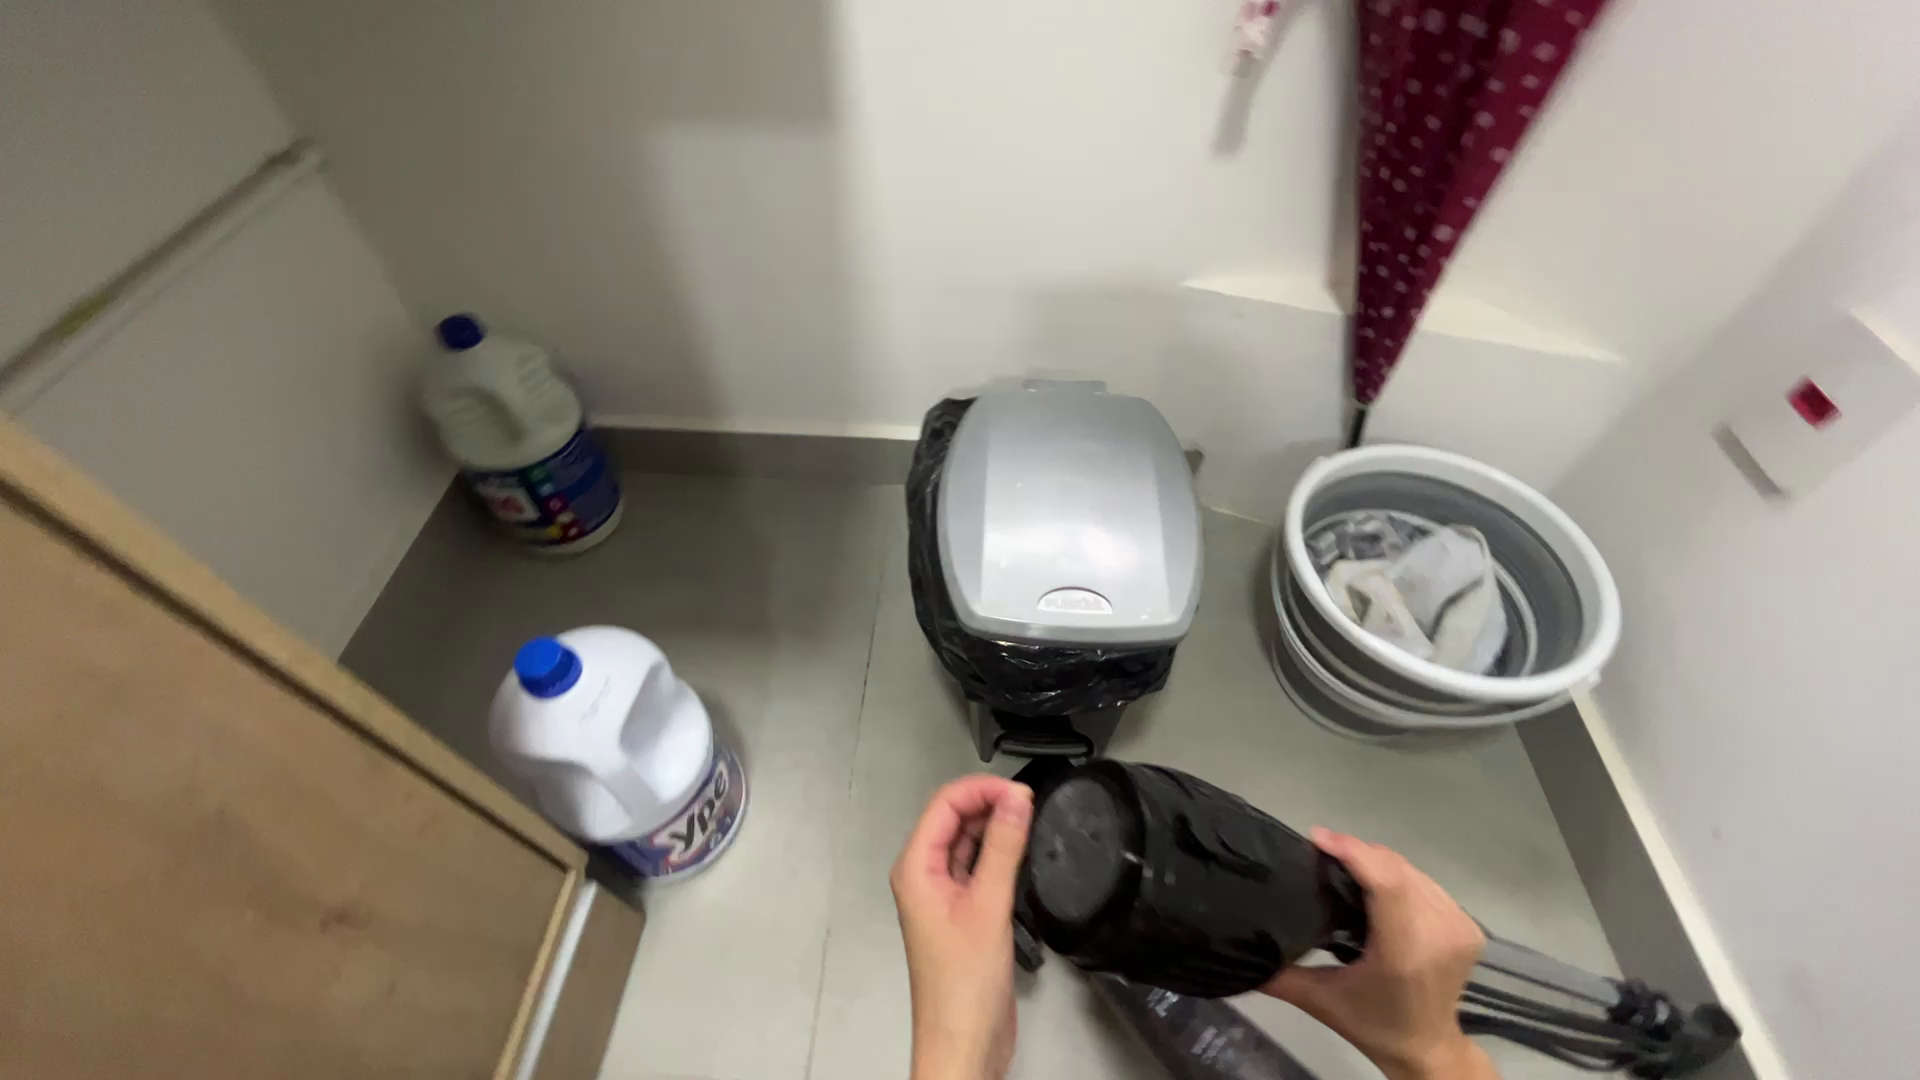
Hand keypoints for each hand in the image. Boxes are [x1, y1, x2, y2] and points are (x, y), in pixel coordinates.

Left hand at [890, 775, 1033, 1079]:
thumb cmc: (963, 987)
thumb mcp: (988, 906)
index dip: (980, 789)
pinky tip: (1020, 850)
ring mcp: (942, 893)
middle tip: (1027, 803)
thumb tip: (1016, 800)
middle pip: (953, 818)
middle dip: (988, 802)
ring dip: (994, 826)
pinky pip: (976, 864)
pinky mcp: (961, 910)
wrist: (964, 1044)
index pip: (944, 804)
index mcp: (916, 867)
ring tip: (1028, 820)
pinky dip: (997, 851)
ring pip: (966, 840)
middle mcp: (924, 875)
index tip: (1017, 791)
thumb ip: (1003, 847)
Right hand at [1263, 829, 1494, 1079]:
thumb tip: (1237, 941)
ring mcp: (1459, 928)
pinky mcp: (1468, 925)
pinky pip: (1423, 880)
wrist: (1428, 1051)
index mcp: (1405, 953)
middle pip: (1395, 868)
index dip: (1353, 851)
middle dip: (1355, 851)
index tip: (1316, 838)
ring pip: (1409, 869)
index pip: (1387, 883)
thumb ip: (1277, 973)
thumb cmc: (1370, 1024)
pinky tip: (1372, 880)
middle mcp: (1439, 935)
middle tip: (1319, 851)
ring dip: (1374, 859)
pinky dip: (1394, 872)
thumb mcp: (1318, 999)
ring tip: (1340, 863)